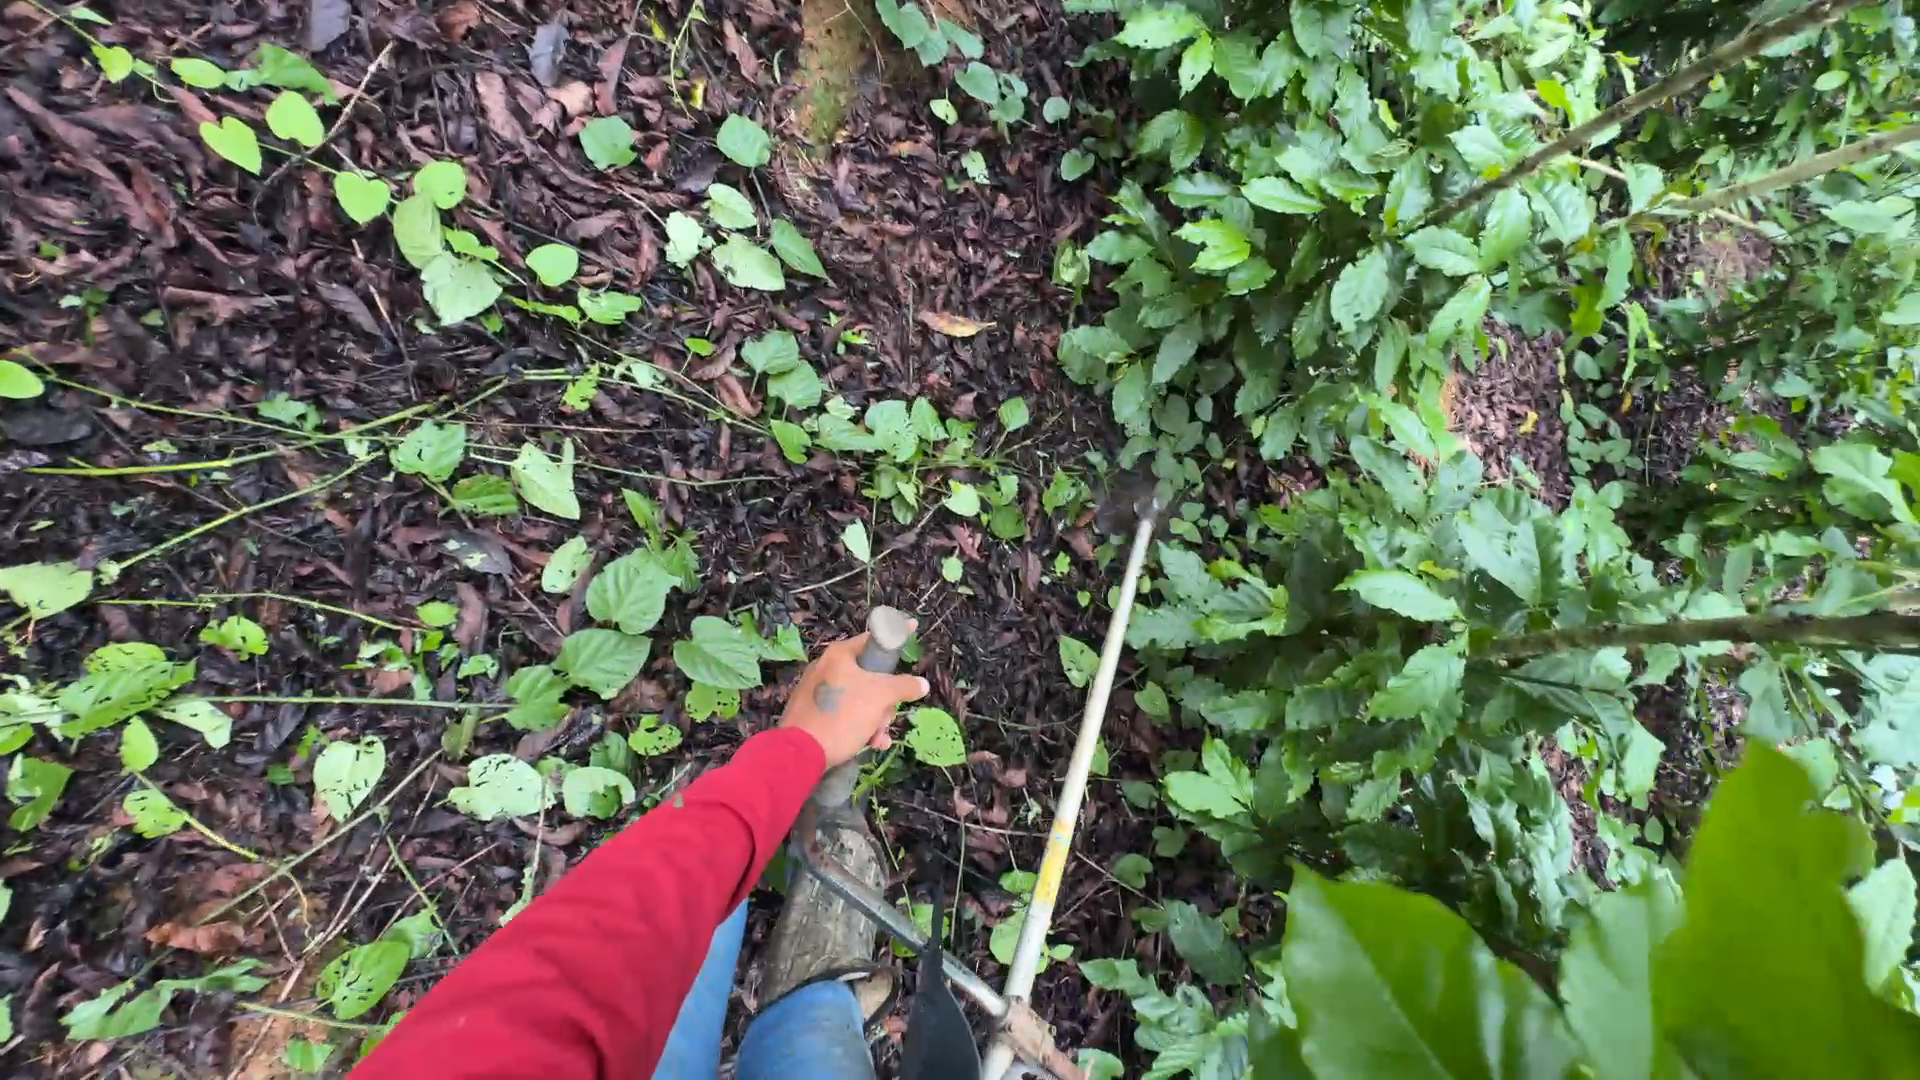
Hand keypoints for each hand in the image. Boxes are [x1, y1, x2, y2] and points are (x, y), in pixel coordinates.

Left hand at [780, 633, 929, 766]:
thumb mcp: (880, 697)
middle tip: (886, 716)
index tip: (912, 626)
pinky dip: (860, 727)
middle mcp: (827, 668)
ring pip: (860, 699)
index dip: (896, 634)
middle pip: (871, 676)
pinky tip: (870, 744)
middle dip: (885, 701)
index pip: (874, 638)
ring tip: (877, 738)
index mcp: (840, 655)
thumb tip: (922, 684)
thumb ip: (904, 686)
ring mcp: (818, 692)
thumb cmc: (843, 715)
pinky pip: (845, 714)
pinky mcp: (813, 714)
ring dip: (876, 719)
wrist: (799, 753)